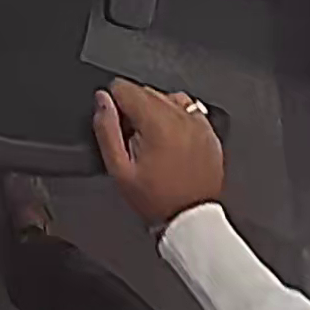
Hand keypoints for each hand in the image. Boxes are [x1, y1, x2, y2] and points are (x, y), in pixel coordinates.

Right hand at [92, 78, 223, 225]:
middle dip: (134, 109)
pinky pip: (186, 108)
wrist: (192, 222)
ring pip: (164, 96)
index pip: (123, 87)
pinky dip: (175, 116)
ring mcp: (197, 122)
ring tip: (153, 139)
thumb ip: (106, 128)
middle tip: (135, 139)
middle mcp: (179, 116)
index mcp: (156, 122)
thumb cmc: (156, 199)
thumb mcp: (119, 169)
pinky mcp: (208, 131)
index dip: (114, 105)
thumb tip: (102, 99)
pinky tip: (171, 137)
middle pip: (144, 90)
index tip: (119, 126)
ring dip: (154, 110)